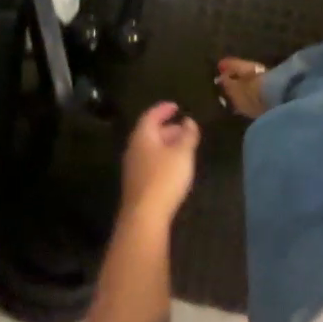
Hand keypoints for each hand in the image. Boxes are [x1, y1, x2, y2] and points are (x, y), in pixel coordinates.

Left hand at [120, 101, 199, 227]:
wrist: (144, 215)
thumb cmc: (164, 178)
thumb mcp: (182, 153)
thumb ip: (187, 135)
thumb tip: (189, 121)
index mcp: (142, 136)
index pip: (151, 115)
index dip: (163, 109)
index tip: (176, 106)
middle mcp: (134, 148)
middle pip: (150, 132)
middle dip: (168, 128)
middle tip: (185, 128)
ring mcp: (133, 167)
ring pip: (151, 148)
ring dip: (167, 144)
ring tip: (184, 147)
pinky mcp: (137, 183)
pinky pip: (151, 162)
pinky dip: (163, 158)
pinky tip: (175, 167)